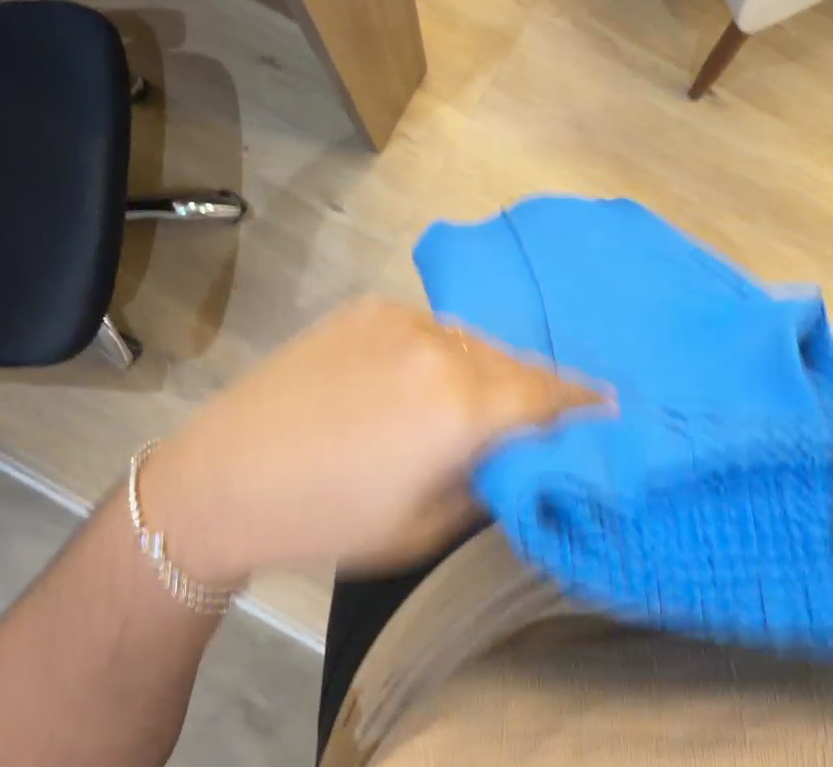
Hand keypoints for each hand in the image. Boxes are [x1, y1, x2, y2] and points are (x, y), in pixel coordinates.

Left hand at [139, 298, 604, 580]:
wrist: (224, 478)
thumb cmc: (330, 520)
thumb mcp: (427, 523)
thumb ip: (488, 478)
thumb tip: (518, 453)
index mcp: (463, 405)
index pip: (548, 395)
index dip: (584, 402)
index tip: (608, 408)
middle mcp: (443, 347)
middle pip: (515, 362)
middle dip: (538, 387)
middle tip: (551, 413)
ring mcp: (402, 320)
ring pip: (473, 341)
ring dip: (491, 367)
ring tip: (489, 397)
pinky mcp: (367, 309)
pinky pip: (431, 329)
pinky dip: (447, 352)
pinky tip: (429, 380)